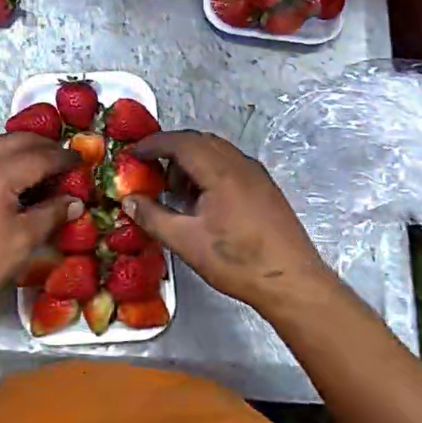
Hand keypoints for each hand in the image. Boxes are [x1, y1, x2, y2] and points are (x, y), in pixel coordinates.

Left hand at [0, 132, 81, 314]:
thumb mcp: (22, 240)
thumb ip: (51, 214)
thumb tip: (74, 201)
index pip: (40, 156)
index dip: (64, 158)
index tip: (82, 160)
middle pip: (18, 140)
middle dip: (44, 145)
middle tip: (63, 159)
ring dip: (21, 147)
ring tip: (39, 164)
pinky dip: (2, 155)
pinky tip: (9, 174)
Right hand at [122, 131, 340, 310]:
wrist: (292, 281)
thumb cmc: (237, 262)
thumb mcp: (186, 242)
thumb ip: (153, 217)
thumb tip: (129, 201)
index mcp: (220, 172)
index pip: (181, 142)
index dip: (154, 144)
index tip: (133, 153)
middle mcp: (240, 165)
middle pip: (200, 141)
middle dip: (171, 149)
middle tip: (149, 168)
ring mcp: (256, 175)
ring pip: (217, 151)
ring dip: (191, 160)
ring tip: (174, 188)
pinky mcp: (265, 188)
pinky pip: (230, 165)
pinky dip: (209, 170)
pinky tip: (202, 199)